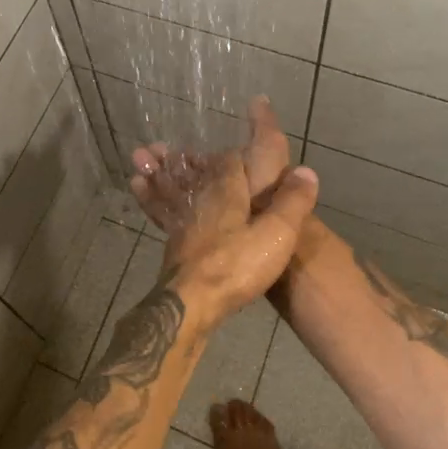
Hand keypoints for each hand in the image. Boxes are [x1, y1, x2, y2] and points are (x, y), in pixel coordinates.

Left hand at [128, 99, 318, 327]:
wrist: (192, 302)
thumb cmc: (236, 266)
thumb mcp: (277, 235)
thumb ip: (292, 202)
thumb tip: (307, 170)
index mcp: (226, 191)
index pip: (230, 161)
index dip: (237, 152)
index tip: (242, 147)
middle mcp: (201, 200)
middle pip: (198, 172)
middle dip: (194, 158)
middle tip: (182, 146)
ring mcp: (183, 222)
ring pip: (172, 188)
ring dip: (160, 170)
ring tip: (144, 156)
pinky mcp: (174, 244)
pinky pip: (160, 210)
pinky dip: (150, 196)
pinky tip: (140, 189)